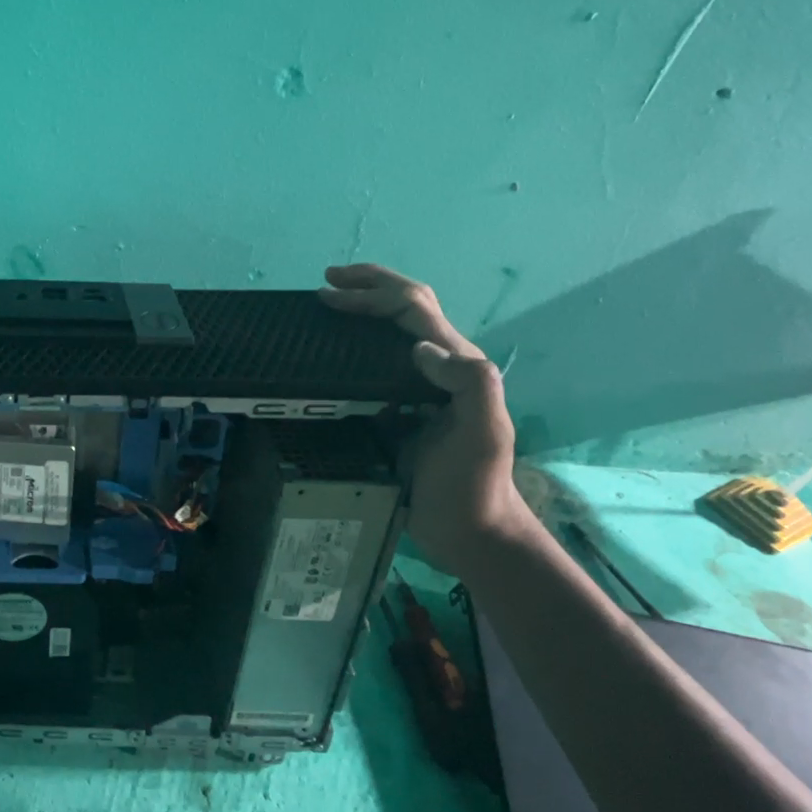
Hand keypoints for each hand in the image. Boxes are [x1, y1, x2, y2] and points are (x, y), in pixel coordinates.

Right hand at [318, 264, 530, 575]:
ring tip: (326, 303)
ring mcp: (417, 387)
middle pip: (407, 306)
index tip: (328, 296)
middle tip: (326, 281)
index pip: (413, 309)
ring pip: (391, 330)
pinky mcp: (397, 409)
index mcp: (456, 364)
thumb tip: (418, 346)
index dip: (372, 294)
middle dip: (369, 284)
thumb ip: (469, 383)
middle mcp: (437, 367)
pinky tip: (329, 351)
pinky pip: (373, 363)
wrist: (468, 531)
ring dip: (362, 306)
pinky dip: (352, 343)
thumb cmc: (473, 484)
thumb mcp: (485, 434)